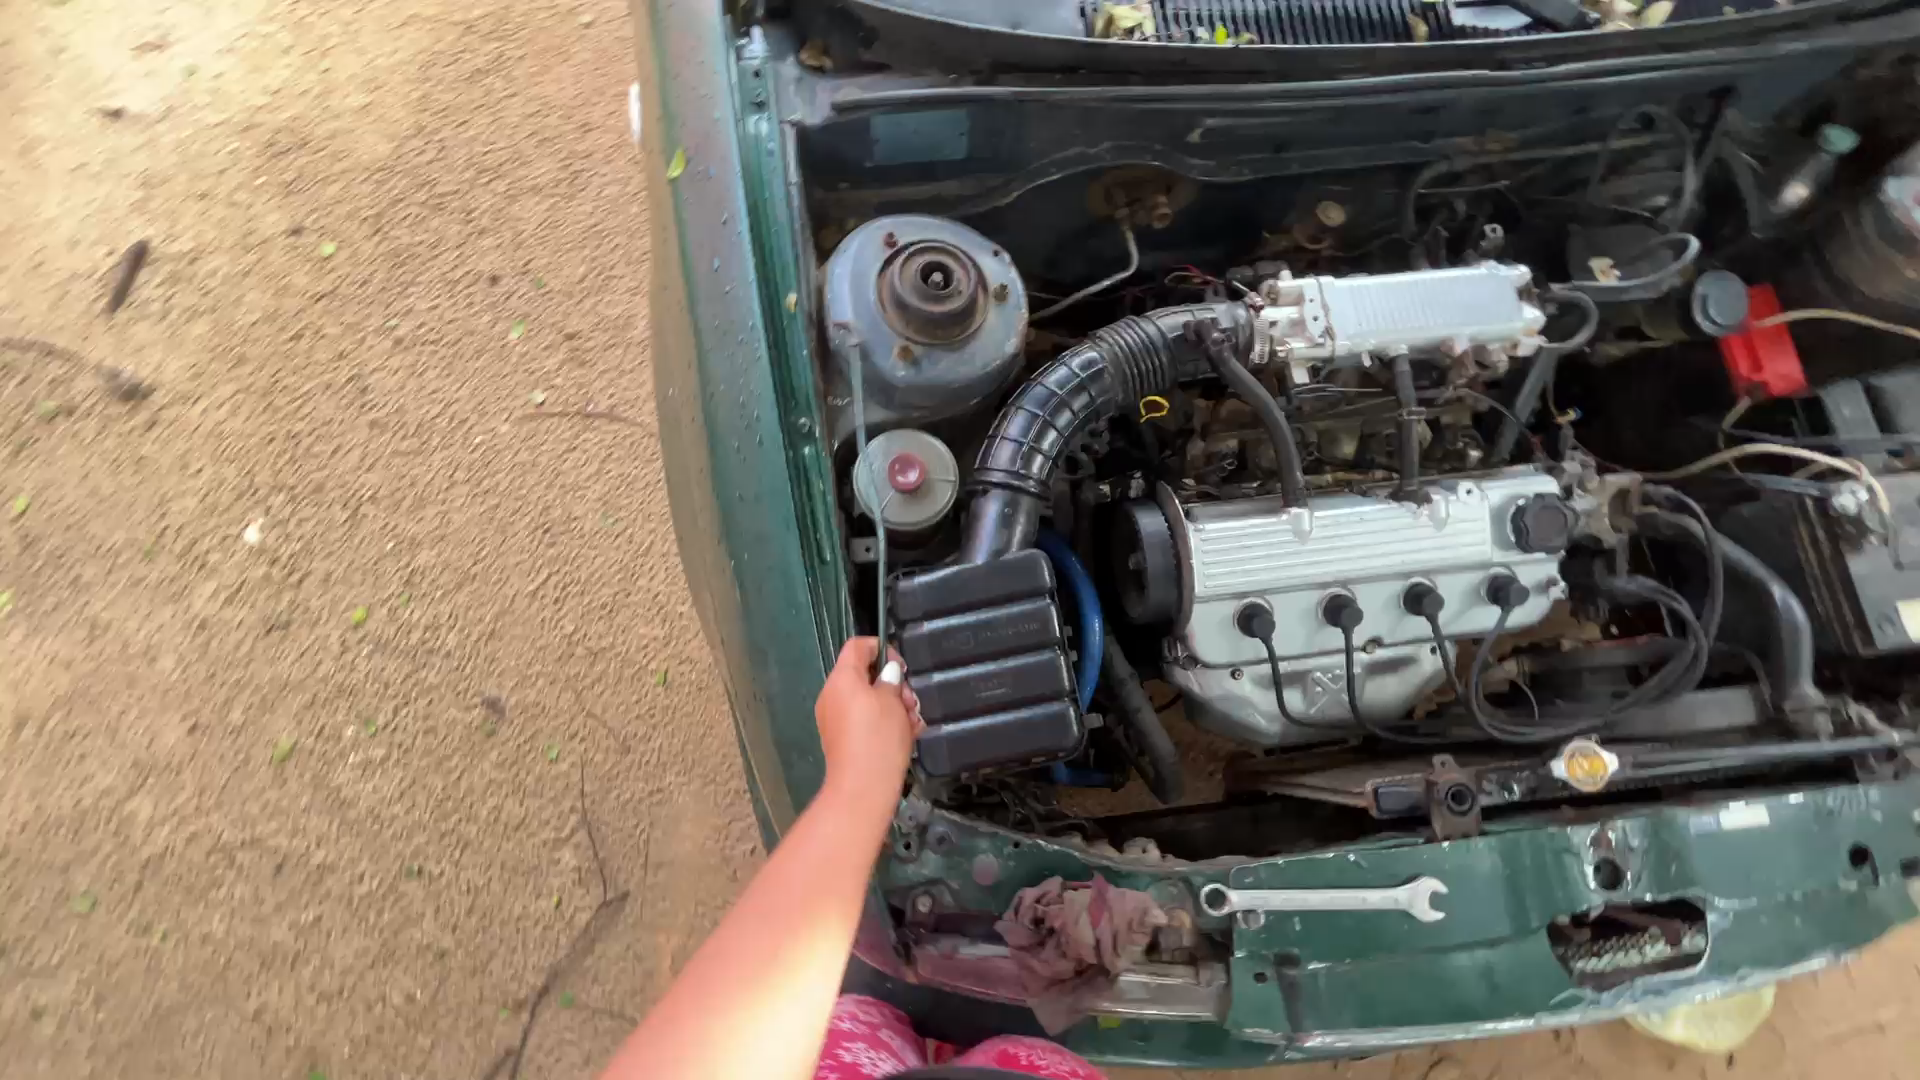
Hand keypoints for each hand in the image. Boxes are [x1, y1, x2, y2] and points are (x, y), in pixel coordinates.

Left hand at [815, 638, 923, 794]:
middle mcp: (832, 695)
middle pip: (864, 674)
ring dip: (892, 705)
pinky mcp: (841, 739)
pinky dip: (883, 721)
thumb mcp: (893, 701)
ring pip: (867, 699)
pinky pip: (863, 719)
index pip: (857, 646)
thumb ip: (891, 680)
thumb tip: (888, 673)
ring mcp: (834, 718)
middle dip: (892, 685)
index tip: (902, 668)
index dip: (882, 648)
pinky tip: (906, 735)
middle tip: (910, 702)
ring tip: (912, 722)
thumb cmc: (879, 738)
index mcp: (842, 679)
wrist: (862, 789)